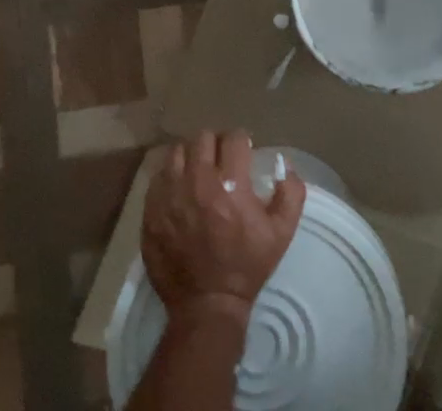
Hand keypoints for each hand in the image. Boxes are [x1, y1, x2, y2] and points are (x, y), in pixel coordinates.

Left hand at [141, 130, 306, 320]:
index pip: (234, 138)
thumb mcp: (282, 232)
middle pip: (202, 138)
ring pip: (176, 153)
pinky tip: (179, 190)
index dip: (242, 140)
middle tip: (220, 159)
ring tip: (197, 170)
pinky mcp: (151, 211)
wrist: (206, 303)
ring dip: (190, 156)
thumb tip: (285, 165)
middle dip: (215, 144)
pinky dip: (170, 177)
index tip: (244, 150)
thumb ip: (291, 192)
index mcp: (230, 184)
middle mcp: (197, 182)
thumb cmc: (247, 265)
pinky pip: (158, 178)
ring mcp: (169, 196)